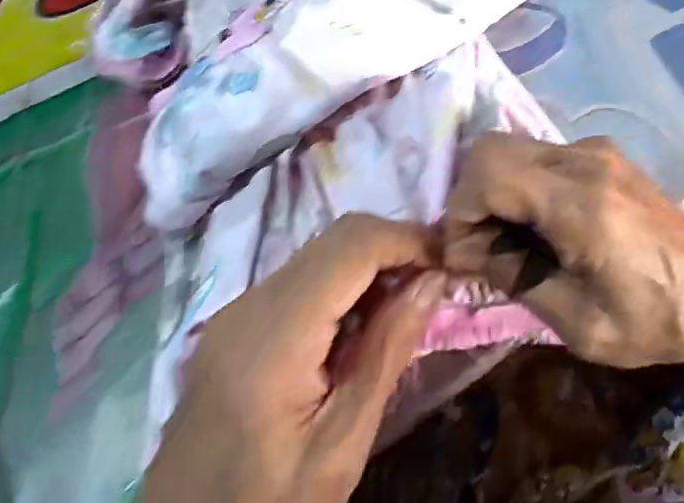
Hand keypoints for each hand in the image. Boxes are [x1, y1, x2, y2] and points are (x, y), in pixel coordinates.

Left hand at [147, 215, 444, 502]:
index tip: (451, 261)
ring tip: (407, 299)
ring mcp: (236, 309)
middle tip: (436, 279)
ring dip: (369, 261)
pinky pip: (299, 277)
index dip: (408, 239)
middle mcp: (250, 304)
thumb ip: (387, 354)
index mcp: (275, 336)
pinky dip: (341, 281)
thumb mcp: (340, 447)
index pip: (353, 246)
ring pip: (319, 251)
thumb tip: (433, 280)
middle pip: (336, 237)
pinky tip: (360, 321)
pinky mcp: (233, 321)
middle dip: (394, 244)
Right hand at [442, 134, 683, 367]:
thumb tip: (462, 252)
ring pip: (511, 148)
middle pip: (490, 149)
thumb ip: (513, 278)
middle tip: (481, 250)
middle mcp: (582, 158)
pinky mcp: (601, 154)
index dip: (460, 213)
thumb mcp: (579, 322)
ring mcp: (594, 149)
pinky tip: (538, 228)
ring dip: (494, 191)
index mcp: (579, 199)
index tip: (465, 258)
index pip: (486, 172)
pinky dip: (519, 185)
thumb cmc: (657, 319)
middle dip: (470, 199)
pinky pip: (538, 156)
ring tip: (509, 244)